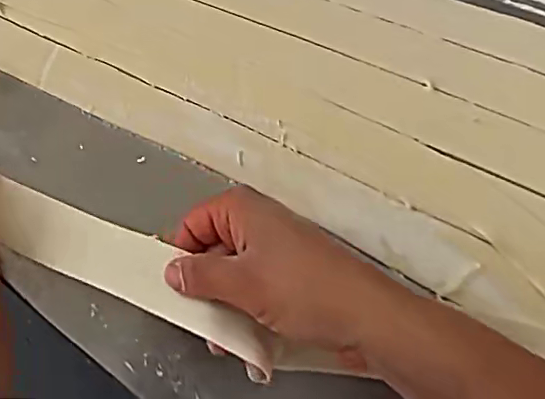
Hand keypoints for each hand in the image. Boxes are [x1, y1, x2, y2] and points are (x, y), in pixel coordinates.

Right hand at [164, 186, 399, 369]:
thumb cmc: (315, 289)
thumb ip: (200, 277)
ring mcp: (276, 248)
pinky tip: (254, 338)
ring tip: (231, 335)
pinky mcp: (291, 274)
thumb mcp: (242, 285)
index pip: (192, 223)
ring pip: (235, 274)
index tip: (173, 282)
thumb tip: (175, 272)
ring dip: (228, 305)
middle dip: (206, 287)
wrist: (371, 321)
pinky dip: (250, 311)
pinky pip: (256, 287)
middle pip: (212, 250)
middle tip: (202, 315)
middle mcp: (257, 221)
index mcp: (241, 207)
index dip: (180, 254)